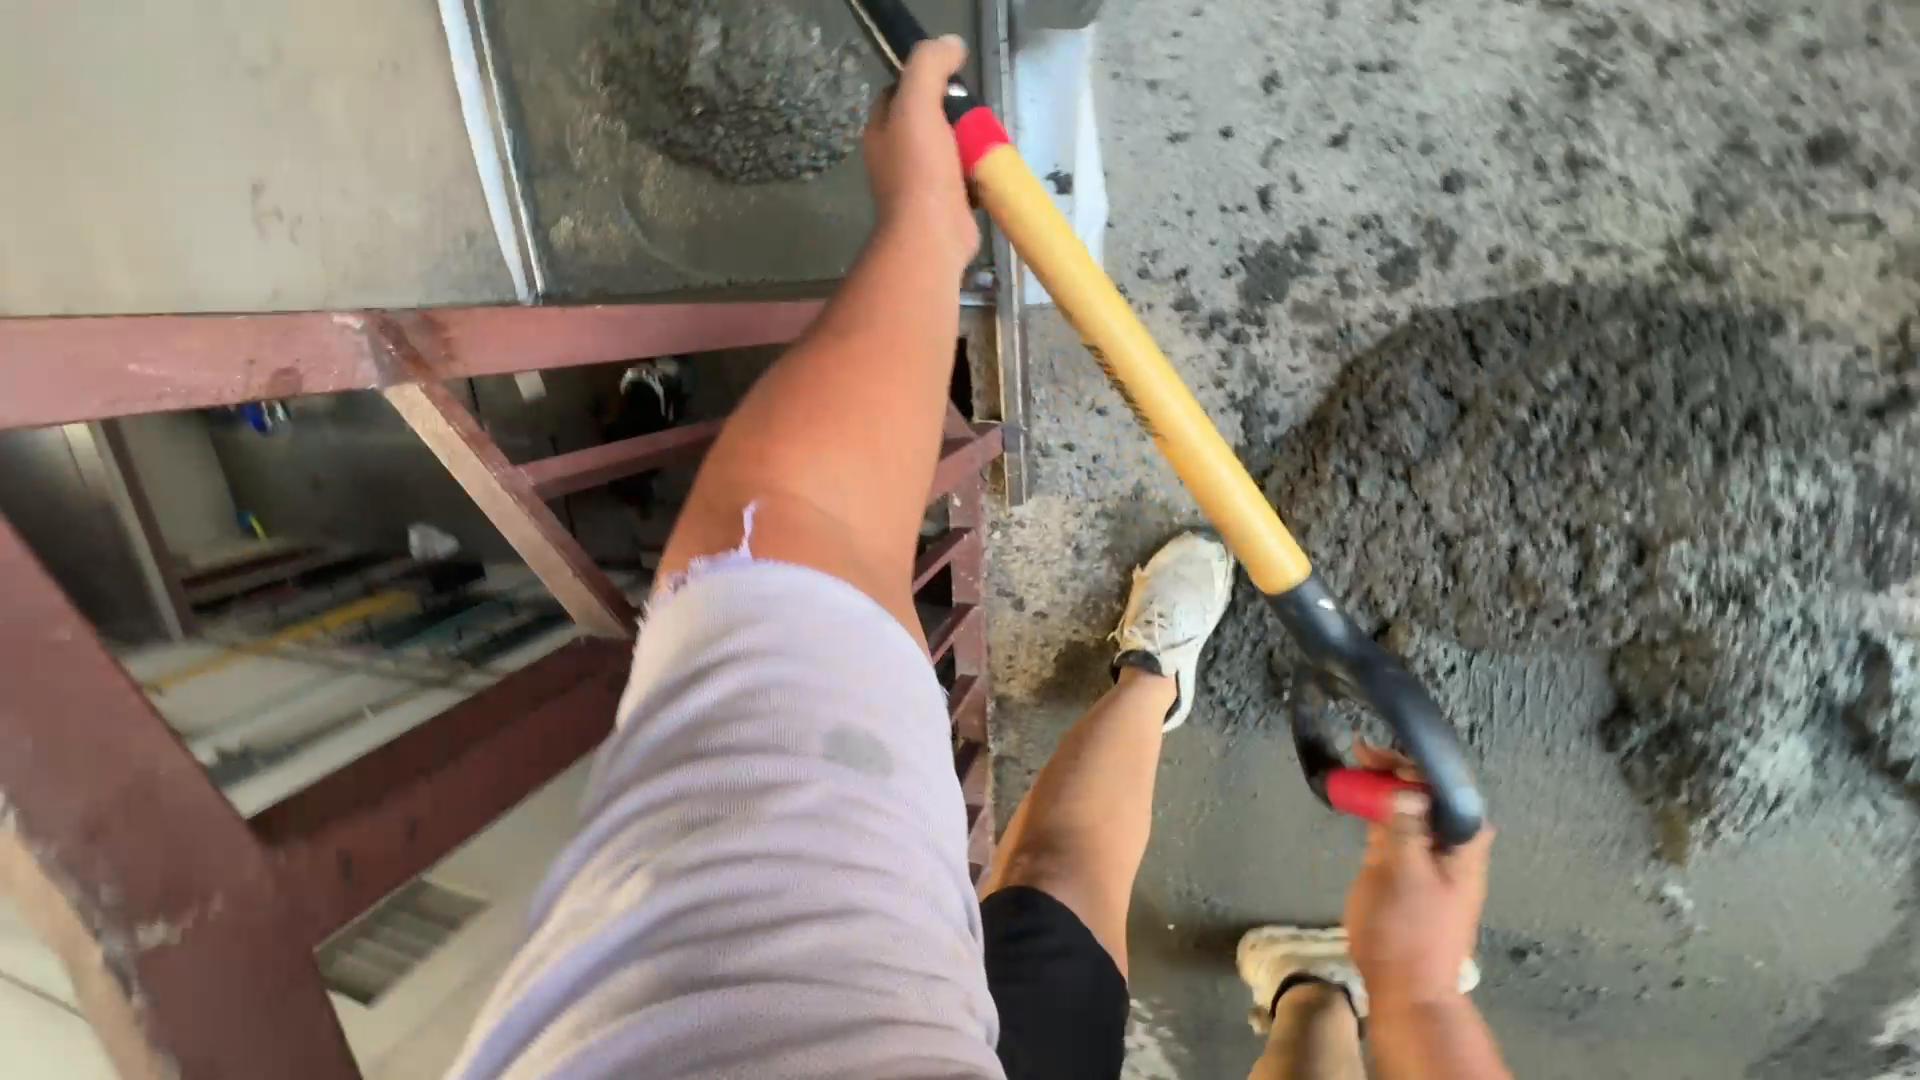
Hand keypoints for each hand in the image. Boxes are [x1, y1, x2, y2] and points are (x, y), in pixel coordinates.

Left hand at [863, 36, 979, 269]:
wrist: (932, 237)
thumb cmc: (920, 171)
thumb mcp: (918, 104)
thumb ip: (929, 66)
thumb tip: (951, 44)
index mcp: (881, 132)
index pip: (899, 92)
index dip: (924, 79)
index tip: (951, 81)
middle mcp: (895, 158)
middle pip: (929, 121)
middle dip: (954, 115)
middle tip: (974, 114)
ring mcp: (920, 186)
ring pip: (949, 151)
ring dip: (969, 145)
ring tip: (986, 141)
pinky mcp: (944, 207)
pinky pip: (963, 180)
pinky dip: (977, 174)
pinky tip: (988, 170)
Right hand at [1342, 745, 1493, 1014]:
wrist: (1402, 981)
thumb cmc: (1412, 931)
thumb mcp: (1409, 876)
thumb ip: (1406, 830)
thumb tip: (1407, 789)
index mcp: (1462, 846)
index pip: (1447, 792)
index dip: (1417, 768)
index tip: (1382, 755)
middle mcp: (1444, 843)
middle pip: (1423, 794)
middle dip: (1395, 769)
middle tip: (1361, 750)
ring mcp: (1418, 852)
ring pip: (1402, 805)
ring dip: (1380, 783)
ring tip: (1354, 762)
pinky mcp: (1393, 861)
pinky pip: (1385, 822)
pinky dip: (1370, 804)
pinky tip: (1354, 791)